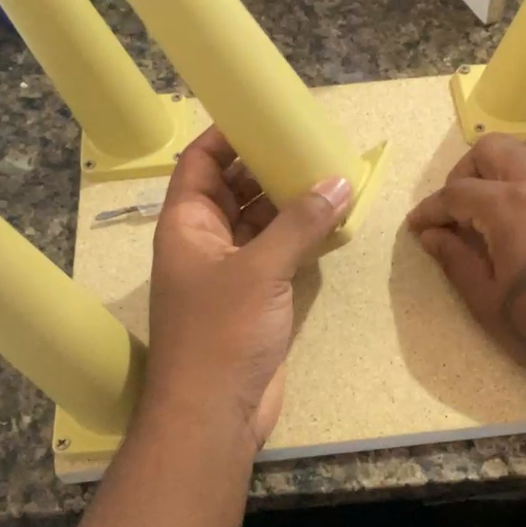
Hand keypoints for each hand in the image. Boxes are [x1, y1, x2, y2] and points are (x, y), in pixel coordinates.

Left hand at [141, 126, 352, 449]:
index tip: (266, 113)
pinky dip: (300, 240)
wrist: (214, 413)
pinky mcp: (255, 303)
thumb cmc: (222, 334)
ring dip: (289, 204)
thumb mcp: (260, 270)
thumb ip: (299, 224)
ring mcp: (229, 276)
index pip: (201, 163)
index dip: (227, 134)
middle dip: (267, 167)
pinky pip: (277, 258)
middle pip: (233, 190)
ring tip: (330, 176)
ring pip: (258, 225)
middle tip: (312, 144)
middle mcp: (204, 244)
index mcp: (186, 225)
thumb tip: (339, 182)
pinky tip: (331, 224)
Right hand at [406, 134, 525, 405]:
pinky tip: (524, 209)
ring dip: (500, 165)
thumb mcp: (487, 299)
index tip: (417, 226)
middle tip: (453, 209)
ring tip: (488, 201)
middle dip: (463, 174)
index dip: (430, 209)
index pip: (456, 193)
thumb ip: (455, 259)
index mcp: (508, 206)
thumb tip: (431, 234)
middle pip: (491, 150)